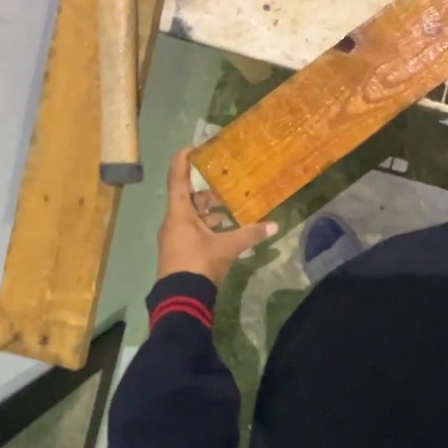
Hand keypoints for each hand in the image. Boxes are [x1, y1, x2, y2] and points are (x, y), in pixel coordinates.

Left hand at [156, 151, 277, 283]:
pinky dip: (204, 227)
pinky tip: (221, 232)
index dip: (182, 162)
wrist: (181, 298)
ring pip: (189, 216)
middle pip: (186, 199)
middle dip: (205, 192)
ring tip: (227, 211)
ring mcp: (173, 238)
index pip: (178, 180)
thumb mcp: (228, 247)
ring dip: (206, 212)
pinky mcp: (177, 251)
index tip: (189, 148)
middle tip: (223, 185)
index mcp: (179, 214)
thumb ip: (250, 234)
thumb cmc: (200, 263)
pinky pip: (190, 230)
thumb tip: (274, 225)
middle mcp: (173, 222)